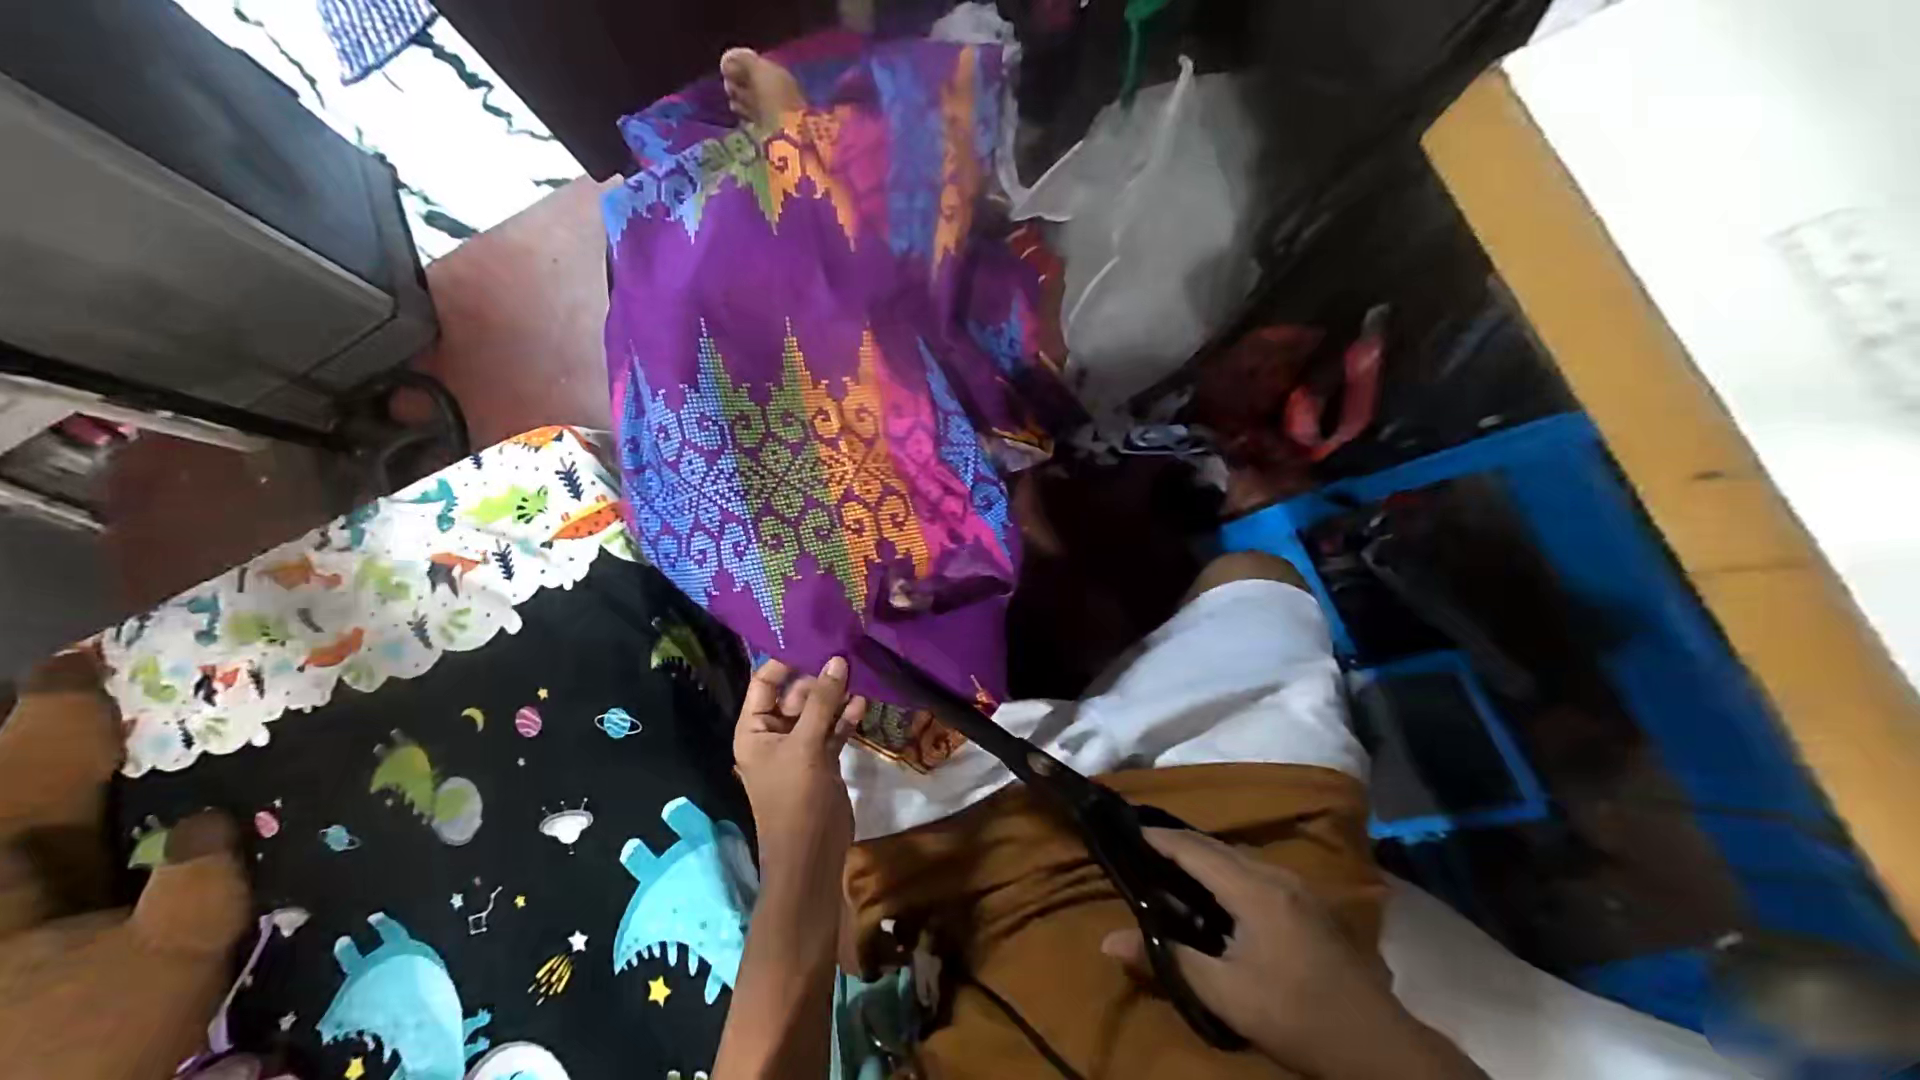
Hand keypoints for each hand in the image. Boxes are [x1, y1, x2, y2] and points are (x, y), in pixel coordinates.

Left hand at [733, 657, 867, 886]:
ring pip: (818, 711)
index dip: (786, 661)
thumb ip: (822, 702)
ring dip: (836, 695)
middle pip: (795, 694)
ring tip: (860, 670)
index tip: (814, 638)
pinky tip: (864, 701)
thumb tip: (837, 659)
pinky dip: (846, 717)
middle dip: (818, 676)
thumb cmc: (795, 798)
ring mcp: (800, 748)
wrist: (811, 854)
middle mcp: (774, 735)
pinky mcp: (823, 760)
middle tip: (847, 651)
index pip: (765, 683)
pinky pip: (833, 729)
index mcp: (754, 730)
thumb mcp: (805, 746)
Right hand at [1102, 829, 1483, 1078]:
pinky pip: (1257, 870)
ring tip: (1175, 866)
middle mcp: (1278, 876)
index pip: (1196, 850)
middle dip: (1180, 842)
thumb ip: (1168, 960)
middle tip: (1145, 846)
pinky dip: (1228, 869)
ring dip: (1206, 855)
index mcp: (1255, 890)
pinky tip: (1221, 891)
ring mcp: (1300, 887)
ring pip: (1240, 857)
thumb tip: (1109, 940)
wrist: (1381, 1049)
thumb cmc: (1297, 1017)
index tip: (1129, 830)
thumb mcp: (1226, 995)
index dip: (1161, 838)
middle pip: (1219, 845)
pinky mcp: (1312, 903)